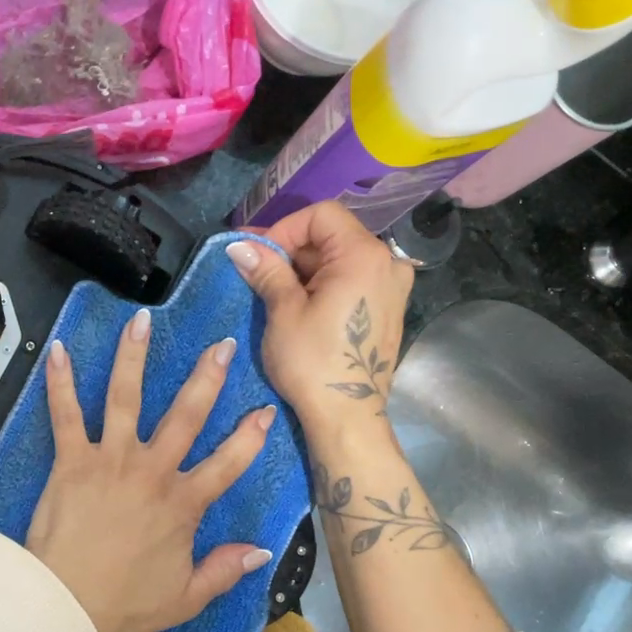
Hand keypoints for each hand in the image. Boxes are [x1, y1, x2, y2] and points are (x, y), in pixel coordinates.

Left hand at [26, 308, 277, 631]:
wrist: (66, 604)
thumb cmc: (125, 605)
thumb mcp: (186, 598)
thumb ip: (225, 570)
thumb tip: (262, 551)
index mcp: (184, 504)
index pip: (228, 463)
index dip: (250, 437)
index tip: (264, 412)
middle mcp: (152, 471)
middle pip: (186, 416)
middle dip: (207, 378)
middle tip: (222, 344)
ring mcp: (110, 460)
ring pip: (127, 398)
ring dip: (134, 357)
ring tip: (142, 321)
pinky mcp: (71, 461)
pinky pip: (65, 414)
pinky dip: (60, 382)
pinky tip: (61, 350)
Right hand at [225, 202, 414, 426]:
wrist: (346, 416)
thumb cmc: (312, 362)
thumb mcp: (283, 313)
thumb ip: (267, 272)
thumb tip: (239, 247)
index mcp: (364, 255)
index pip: (321, 215)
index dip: (283, 229)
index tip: (256, 257)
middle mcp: (388, 262)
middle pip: (333, 236)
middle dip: (291, 251)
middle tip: (255, 273)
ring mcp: (392, 287)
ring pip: (341, 261)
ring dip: (305, 270)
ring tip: (273, 294)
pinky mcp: (388, 310)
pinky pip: (353, 282)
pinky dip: (324, 286)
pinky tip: (300, 308)